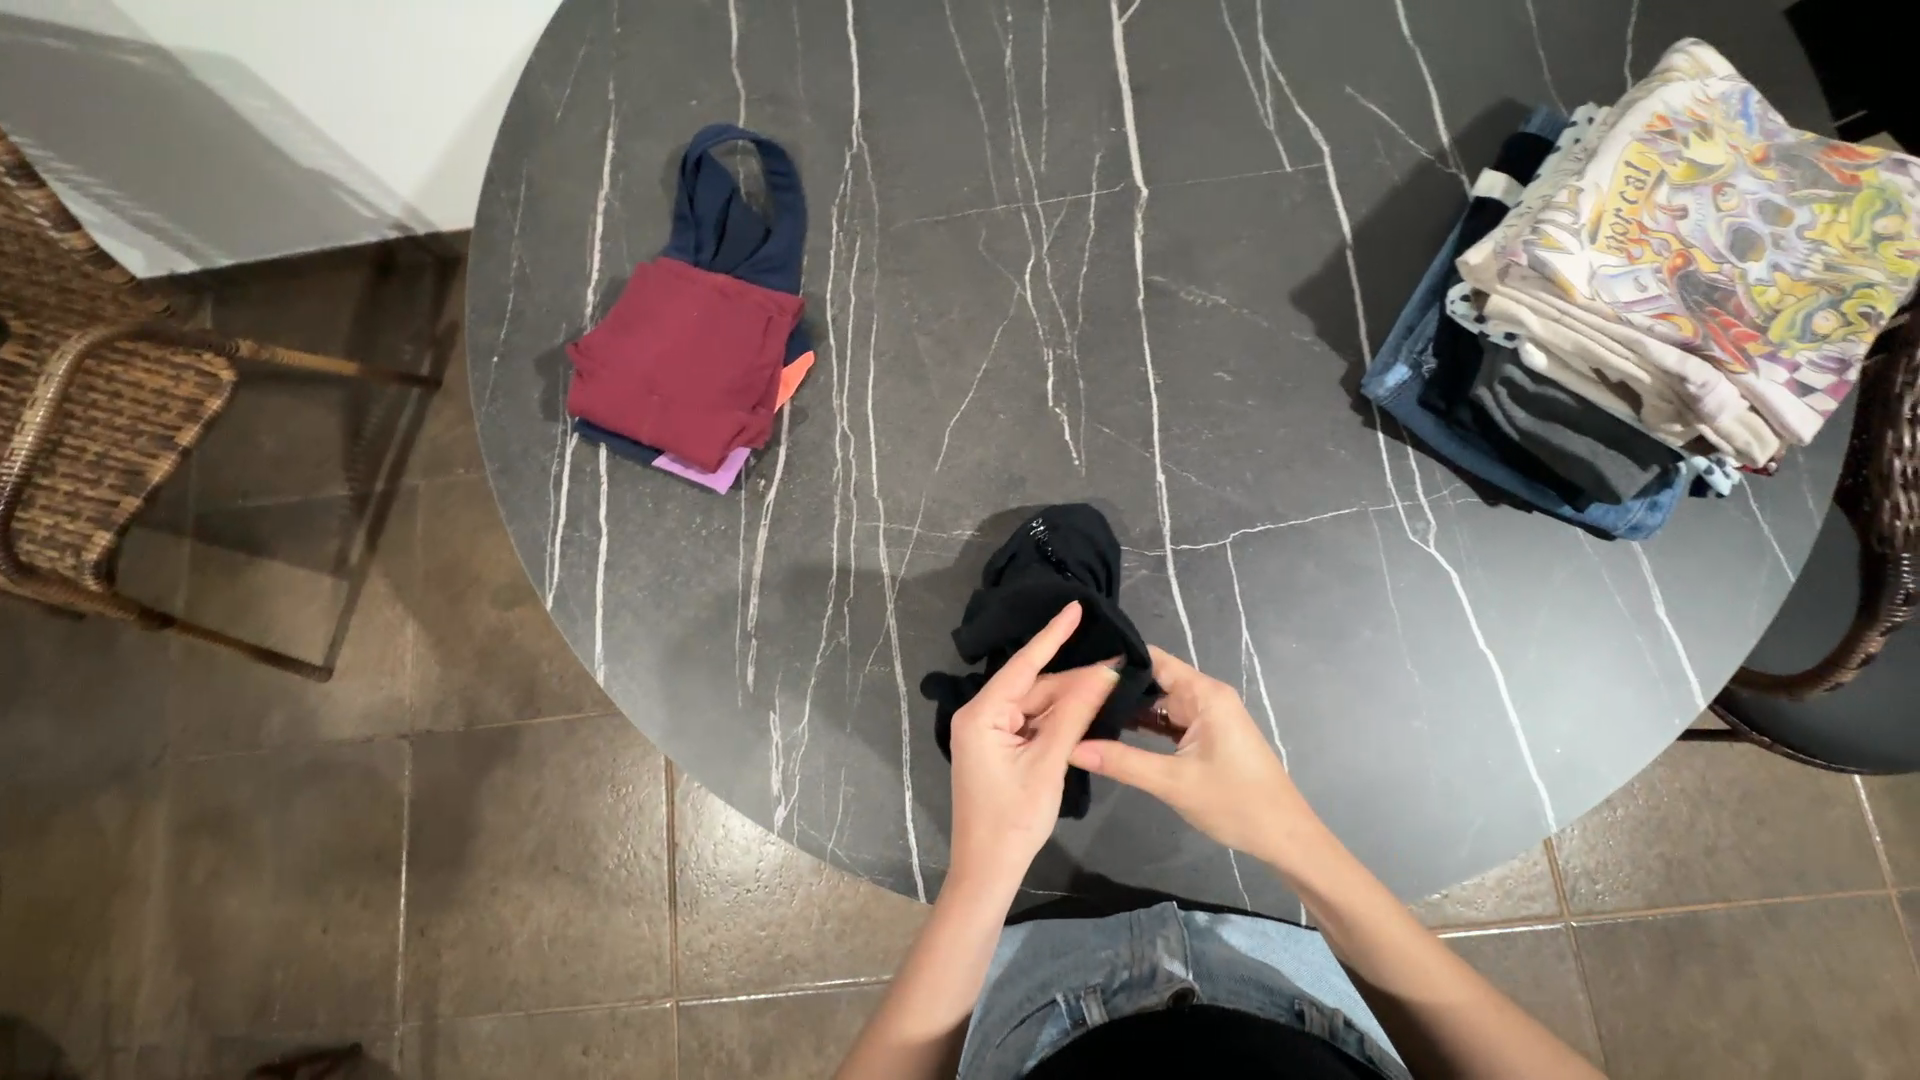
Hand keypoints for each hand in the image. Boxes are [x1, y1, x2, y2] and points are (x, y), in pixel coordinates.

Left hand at [946, 602, 1117, 897]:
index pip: (1023, 665)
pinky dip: (1058, 720)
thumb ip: (1074, 714)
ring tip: (1111, 685)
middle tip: (1117, 667)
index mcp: (981, 714)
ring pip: (1036, 705)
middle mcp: (980, 715)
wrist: (988, 870)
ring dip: (1069, 701)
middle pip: (1033, 687)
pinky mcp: (999, 748)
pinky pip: (1032, 723)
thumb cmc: (1014, 819)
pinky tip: (1087, 711)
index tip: (1075, 608)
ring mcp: (988, 733)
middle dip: (1074, 680)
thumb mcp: (1048, 763)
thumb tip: (1103, 674)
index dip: (1052, 636)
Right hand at [1068, 645, 1316, 864]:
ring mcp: (1207, 717)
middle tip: (1070, 695)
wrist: (1286, 838)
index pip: (1153, 659)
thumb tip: (1071, 748)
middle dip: (1115, 687)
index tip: (1077, 669)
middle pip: (1152, 679)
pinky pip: (1168, 722)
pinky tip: (1112, 733)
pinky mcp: (1206, 737)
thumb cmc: (1236, 803)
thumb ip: (1122, 762)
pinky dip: (1144, 727)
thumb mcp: (1173, 783)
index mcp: (1204, 694)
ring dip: (1127, 710)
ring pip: (1158, 703)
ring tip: (1082, 712)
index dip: (1117, 661)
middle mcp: (1205, 697)